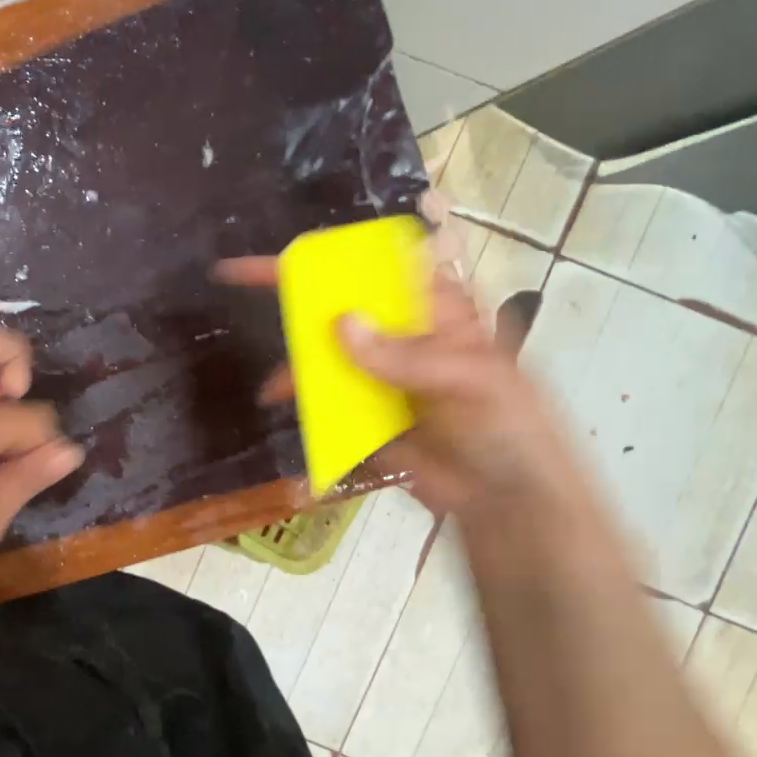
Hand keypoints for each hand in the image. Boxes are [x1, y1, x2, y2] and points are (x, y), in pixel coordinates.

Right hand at [211, 197, 574, 514]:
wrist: (508, 501)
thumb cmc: (511, 430)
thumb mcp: (471, 382)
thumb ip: (407, 355)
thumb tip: (340, 324)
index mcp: (436, 316)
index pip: (382, 271)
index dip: (337, 258)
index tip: (284, 255)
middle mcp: (402, 340)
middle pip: (342, 311)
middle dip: (299, 307)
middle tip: (245, 296)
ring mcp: (379, 379)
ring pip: (324, 357)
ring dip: (296, 365)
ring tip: (275, 389)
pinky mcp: (362, 416)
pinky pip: (322, 401)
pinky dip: (300, 402)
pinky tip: (286, 410)